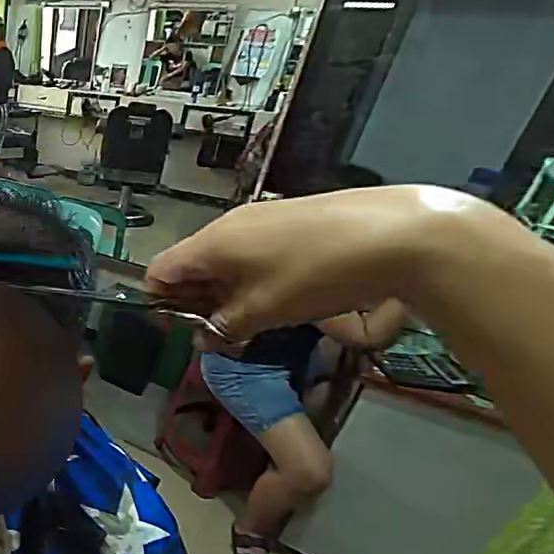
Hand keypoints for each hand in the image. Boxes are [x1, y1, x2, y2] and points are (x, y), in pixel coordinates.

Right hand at [146, 186, 503, 343]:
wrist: (394, 232)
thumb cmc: (316, 274)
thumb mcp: (267, 311)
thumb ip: (226, 326)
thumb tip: (206, 336)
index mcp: (212, 243)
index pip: (160, 270)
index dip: (161, 302)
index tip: (185, 328)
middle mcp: (228, 224)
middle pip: (191, 263)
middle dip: (198, 300)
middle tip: (224, 331)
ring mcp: (259, 217)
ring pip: (223, 258)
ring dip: (228, 291)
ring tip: (257, 317)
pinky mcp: (287, 218)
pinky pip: (251, 250)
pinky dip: (253, 275)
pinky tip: (283, 294)